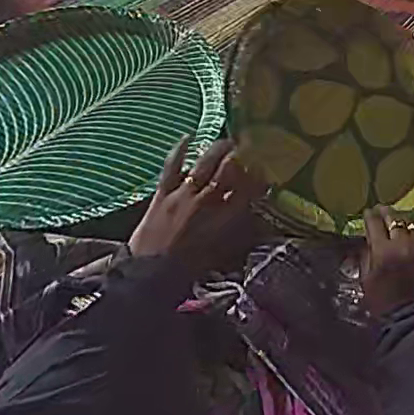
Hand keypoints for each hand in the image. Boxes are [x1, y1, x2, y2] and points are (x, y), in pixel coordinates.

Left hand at [128, 139, 263, 272]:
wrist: (146, 278)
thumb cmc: (188, 271)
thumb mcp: (222, 253)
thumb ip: (242, 234)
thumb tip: (260, 221)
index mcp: (226, 217)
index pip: (251, 186)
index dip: (261, 173)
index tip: (267, 166)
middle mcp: (209, 200)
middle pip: (231, 167)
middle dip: (243, 154)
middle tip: (251, 146)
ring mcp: (185, 194)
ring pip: (206, 162)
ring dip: (220, 148)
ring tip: (229, 141)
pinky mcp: (163, 193)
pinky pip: (173, 165)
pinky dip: (181, 149)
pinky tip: (189, 136)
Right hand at [362, 205, 413, 314]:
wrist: (411, 317)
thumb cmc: (383, 303)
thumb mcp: (366, 281)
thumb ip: (365, 257)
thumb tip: (366, 242)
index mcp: (382, 251)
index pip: (374, 225)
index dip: (370, 216)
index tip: (367, 211)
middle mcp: (401, 244)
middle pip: (394, 220)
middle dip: (386, 213)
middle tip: (381, 209)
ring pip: (410, 224)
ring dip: (401, 221)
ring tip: (396, 220)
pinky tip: (410, 234)